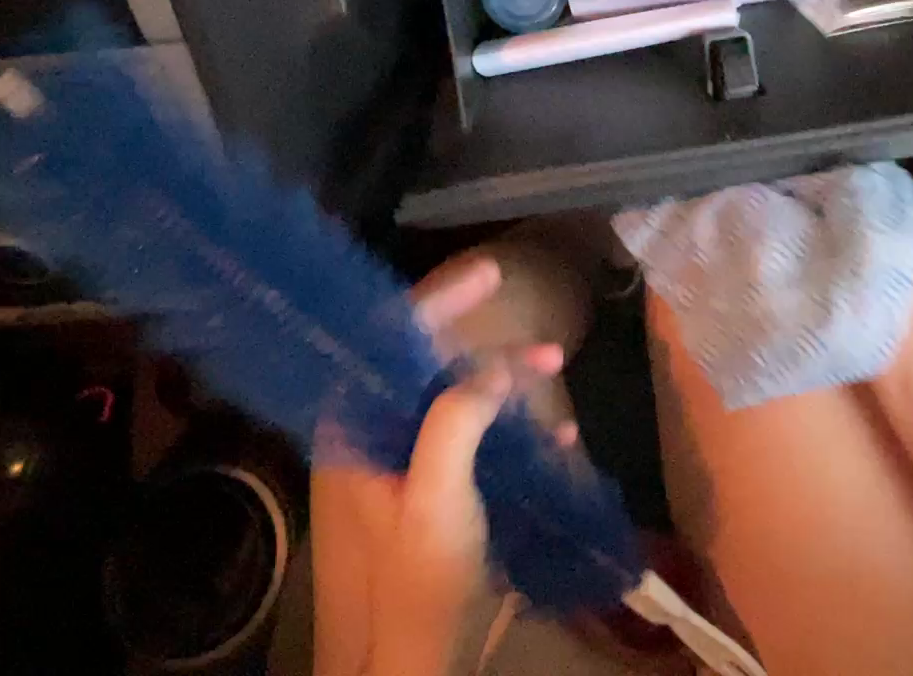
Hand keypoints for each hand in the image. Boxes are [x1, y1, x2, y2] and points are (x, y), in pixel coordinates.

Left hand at [311, 256, 564, 675]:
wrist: (408, 665)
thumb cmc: (417, 581)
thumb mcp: (437, 497)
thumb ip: (457, 421)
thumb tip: (493, 369)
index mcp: (356, 427)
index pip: (392, 340)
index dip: (441, 300)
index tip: (490, 274)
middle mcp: (370, 434)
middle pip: (429, 365)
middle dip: (490, 351)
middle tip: (545, 346)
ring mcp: (397, 462)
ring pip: (455, 398)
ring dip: (508, 388)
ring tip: (557, 380)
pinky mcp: (424, 487)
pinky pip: (467, 437)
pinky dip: (508, 429)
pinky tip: (554, 436)